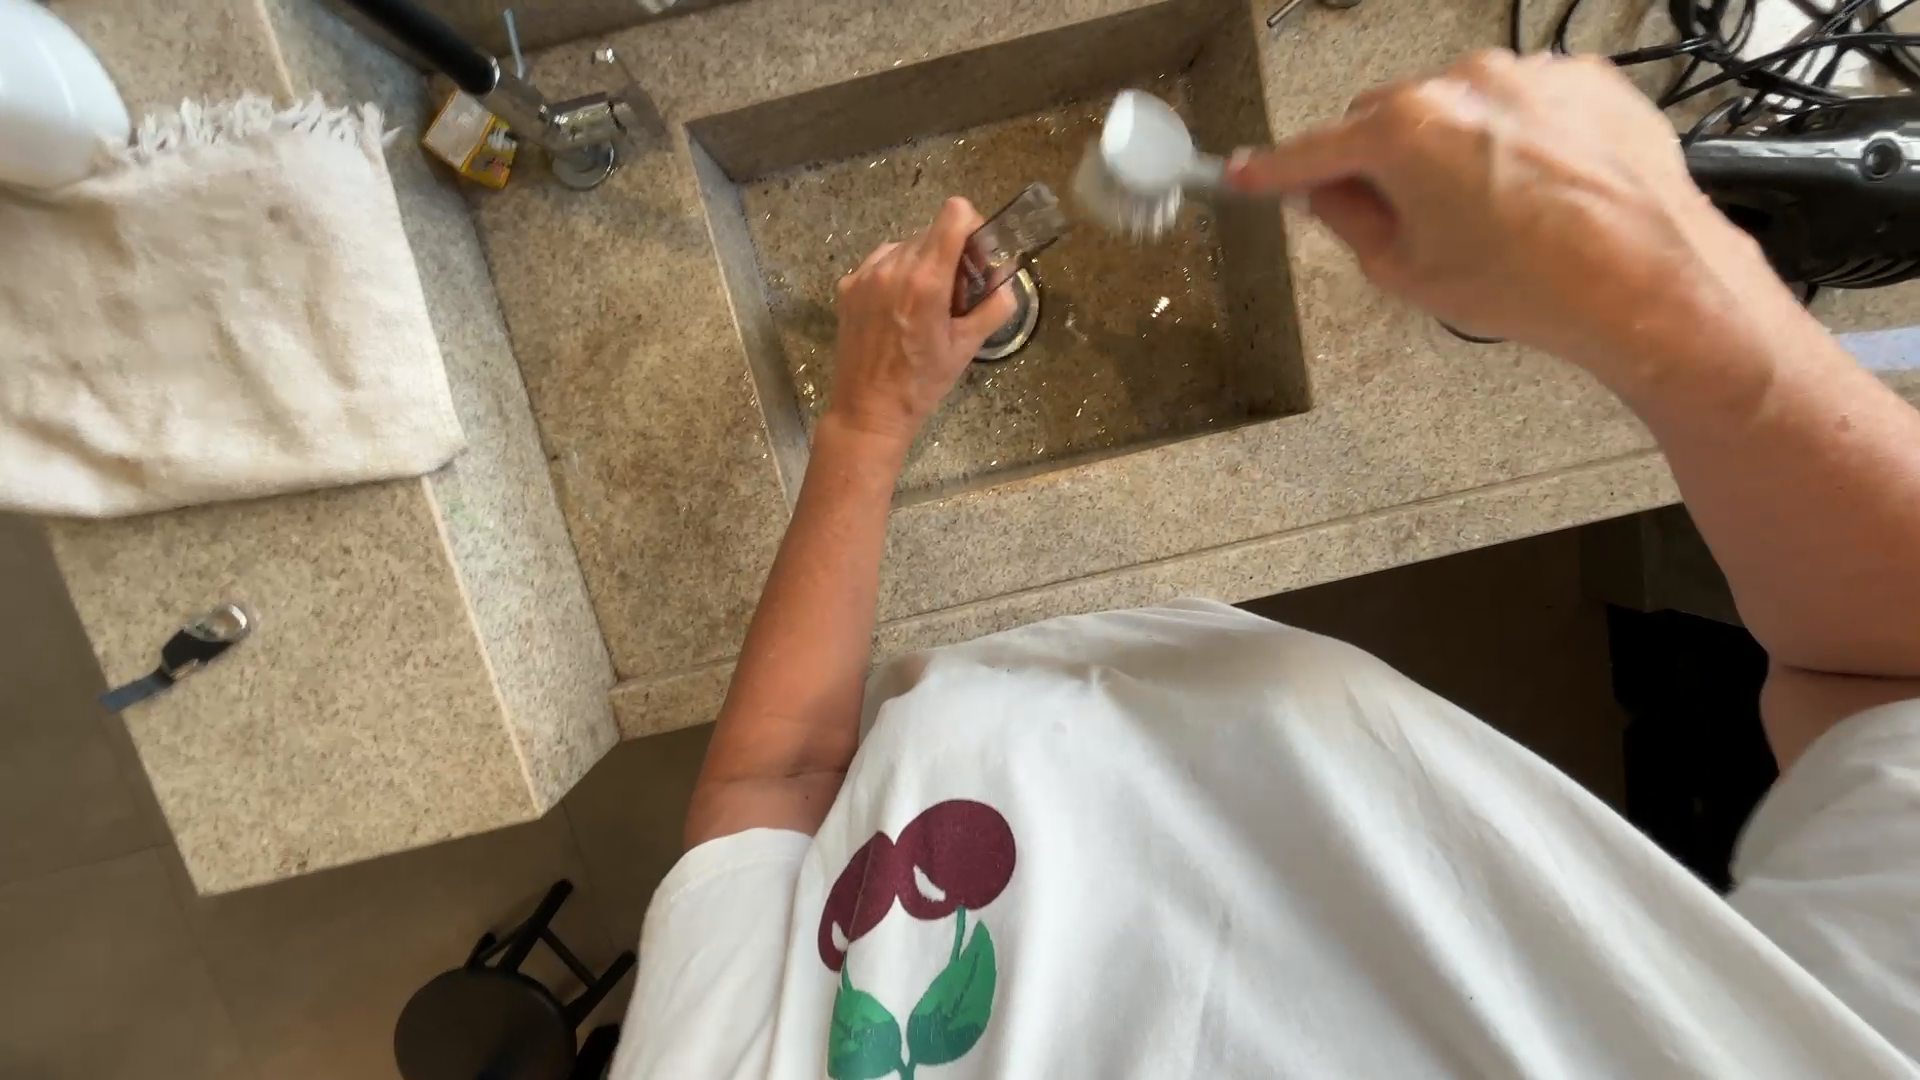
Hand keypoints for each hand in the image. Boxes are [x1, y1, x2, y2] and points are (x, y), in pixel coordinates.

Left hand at [827, 197, 1019, 447]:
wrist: (869, 411)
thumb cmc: (920, 384)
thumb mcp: (967, 348)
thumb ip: (994, 307)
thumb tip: (1006, 283)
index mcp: (926, 280)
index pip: (954, 214)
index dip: (973, 229)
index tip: (977, 261)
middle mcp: (892, 267)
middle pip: (933, 232)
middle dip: (951, 256)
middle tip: (956, 297)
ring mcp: (865, 275)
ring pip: (907, 247)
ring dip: (924, 265)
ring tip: (926, 306)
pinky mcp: (848, 287)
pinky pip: (881, 263)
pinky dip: (897, 276)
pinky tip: (900, 311)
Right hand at [1224, 50, 1780, 363]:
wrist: (1642, 280)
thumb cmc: (1522, 282)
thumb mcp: (1400, 267)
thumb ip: (1346, 217)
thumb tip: (1323, 191)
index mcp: (1405, 132)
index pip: (1312, 151)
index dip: (1269, 171)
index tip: (1241, 174)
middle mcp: (1463, 84)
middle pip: (1377, 116)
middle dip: (1367, 159)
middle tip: (1384, 216)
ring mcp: (1528, 74)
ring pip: (1442, 106)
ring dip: (1432, 147)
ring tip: (1469, 211)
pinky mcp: (1580, 80)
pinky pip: (1506, 101)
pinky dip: (1491, 137)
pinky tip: (1517, 189)